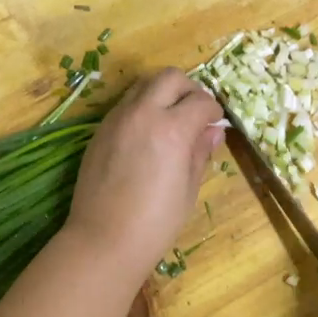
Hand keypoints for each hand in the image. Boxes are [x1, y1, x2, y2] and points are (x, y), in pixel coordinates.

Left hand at [61, 67, 224, 275]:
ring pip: (145, 83)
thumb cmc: (155, 223)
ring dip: (163, 92)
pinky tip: (148, 132)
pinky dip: (143, 105)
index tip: (216, 122)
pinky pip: (127, 102)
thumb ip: (200, 152)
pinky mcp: (102, 126)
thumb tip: (214, 130)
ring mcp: (119, 116)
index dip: (213, 110)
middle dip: (189, 89)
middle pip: (170, 77)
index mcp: (172, 129)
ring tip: (171, 118)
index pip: (200, 101)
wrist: (103, 239)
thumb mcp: (188, 189)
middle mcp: (144, 112)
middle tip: (195, 112)